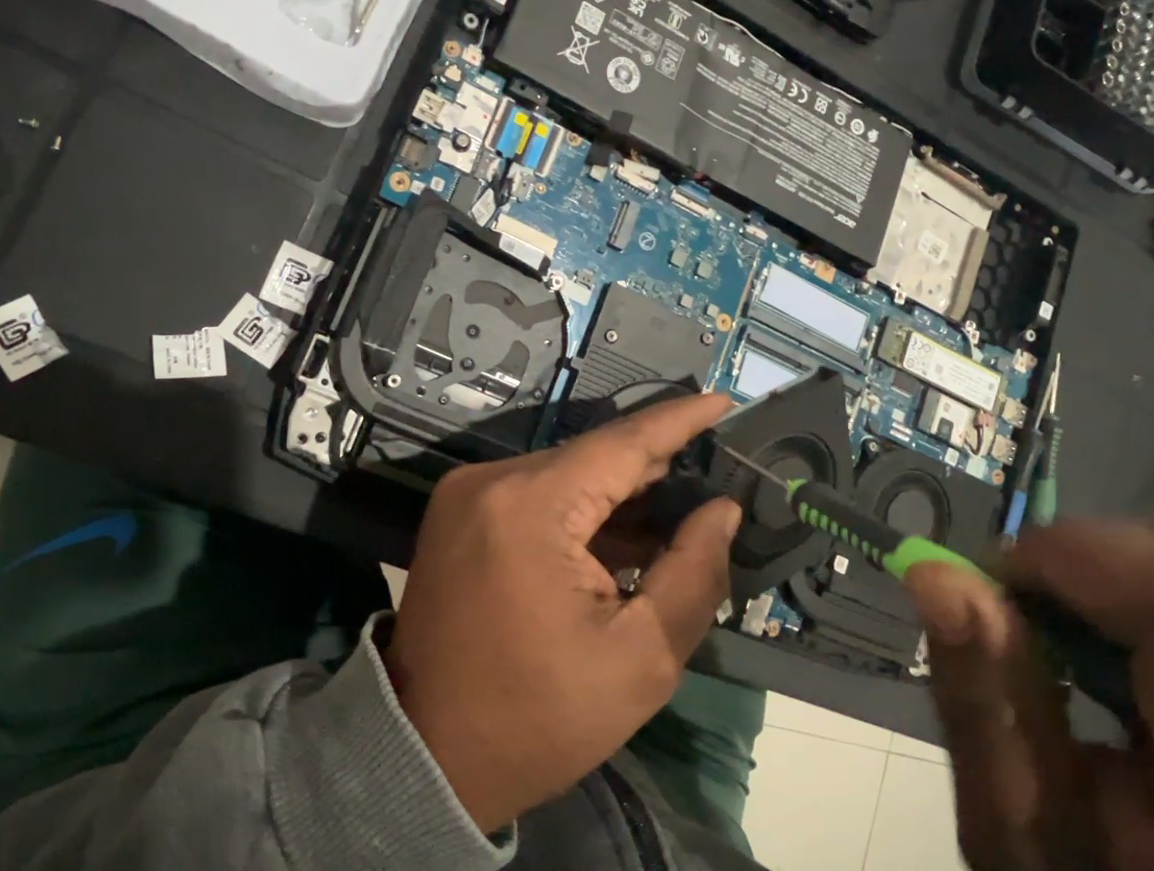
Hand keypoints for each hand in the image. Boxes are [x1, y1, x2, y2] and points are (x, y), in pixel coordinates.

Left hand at [384, 393, 740, 832]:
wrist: (429, 753)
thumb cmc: (540, 716)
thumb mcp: (641, 657)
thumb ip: (692, 573)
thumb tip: (721, 511)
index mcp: (531, 507)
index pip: (622, 444)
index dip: (679, 421)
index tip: (724, 399)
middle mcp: (490, 482)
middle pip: (591, 457)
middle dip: (655, 465)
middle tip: (717, 470)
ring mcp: (466, 496)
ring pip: (564, 474)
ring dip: (619, 492)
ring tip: (682, 509)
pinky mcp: (457, 516)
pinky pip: (535, 494)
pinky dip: (582, 510)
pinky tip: (626, 534)